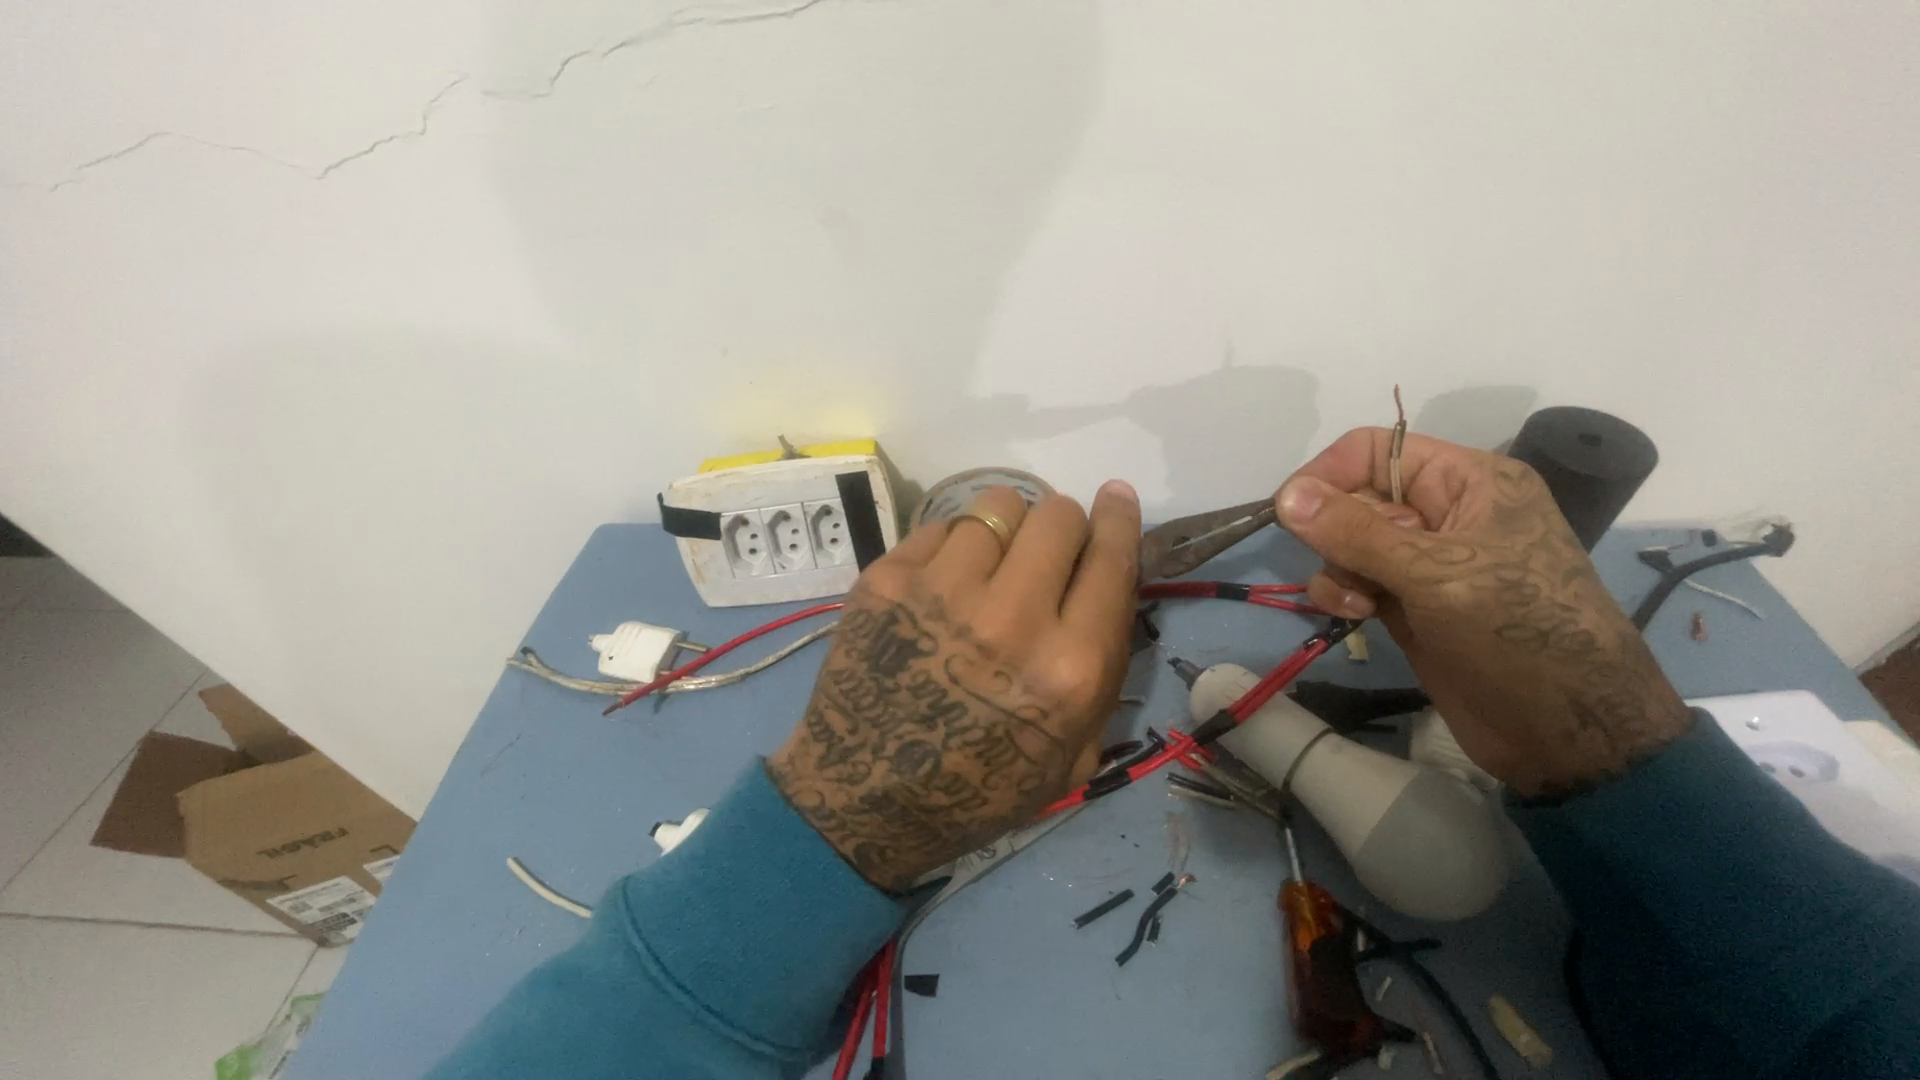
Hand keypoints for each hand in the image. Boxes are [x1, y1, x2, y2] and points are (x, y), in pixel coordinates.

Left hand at [767, 482, 1140, 890]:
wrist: (866, 797)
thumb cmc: (980, 788)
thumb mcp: (1074, 754)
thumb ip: (1105, 667)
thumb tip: (1109, 582)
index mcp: (1070, 668)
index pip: (1113, 559)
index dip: (1119, 519)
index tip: (1116, 495)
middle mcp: (1012, 618)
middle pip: (1058, 516)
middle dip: (1063, 527)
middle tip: (1047, 554)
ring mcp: (942, 592)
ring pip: (998, 505)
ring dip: (1008, 529)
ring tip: (993, 564)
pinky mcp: (887, 579)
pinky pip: (943, 525)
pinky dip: (955, 544)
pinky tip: (945, 582)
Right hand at [1275, 428, 1691, 799]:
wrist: (1562, 731)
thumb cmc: (1515, 634)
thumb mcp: (1435, 574)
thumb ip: (1355, 533)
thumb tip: (1284, 495)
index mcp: (1468, 482)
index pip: (1375, 450)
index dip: (1328, 473)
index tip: (1290, 512)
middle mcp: (1444, 512)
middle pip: (1354, 497)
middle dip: (1336, 532)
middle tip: (1349, 569)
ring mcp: (1424, 561)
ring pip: (1346, 541)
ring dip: (1337, 568)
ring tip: (1359, 602)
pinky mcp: (1407, 602)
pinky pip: (1353, 578)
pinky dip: (1343, 593)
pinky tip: (1357, 615)